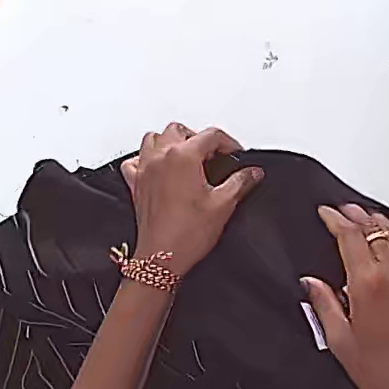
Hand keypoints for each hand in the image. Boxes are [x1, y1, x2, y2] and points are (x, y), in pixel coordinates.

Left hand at [121, 124, 263, 276]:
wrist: (161, 258)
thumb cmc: (186, 234)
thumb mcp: (224, 204)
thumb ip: (241, 182)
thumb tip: (252, 173)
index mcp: (183, 157)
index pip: (211, 135)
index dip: (229, 143)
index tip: (235, 154)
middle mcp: (160, 158)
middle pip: (180, 130)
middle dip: (200, 138)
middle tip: (214, 155)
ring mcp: (145, 170)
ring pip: (154, 138)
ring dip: (172, 141)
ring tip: (188, 155)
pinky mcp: (136, 184)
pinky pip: (135, 160)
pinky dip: (146, 158)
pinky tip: (159, 167)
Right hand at [303, 204, 388, 388]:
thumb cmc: (386, 374)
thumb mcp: (340, 340)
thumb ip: (324, 304)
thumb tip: (311, 284)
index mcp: (369, 283)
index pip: (350, 235)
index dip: (335, 219)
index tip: (325, 213)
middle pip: (373, 229)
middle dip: (355, 215)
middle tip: (340, 211)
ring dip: (375, 222)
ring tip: (361, 217)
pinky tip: (386, 241)